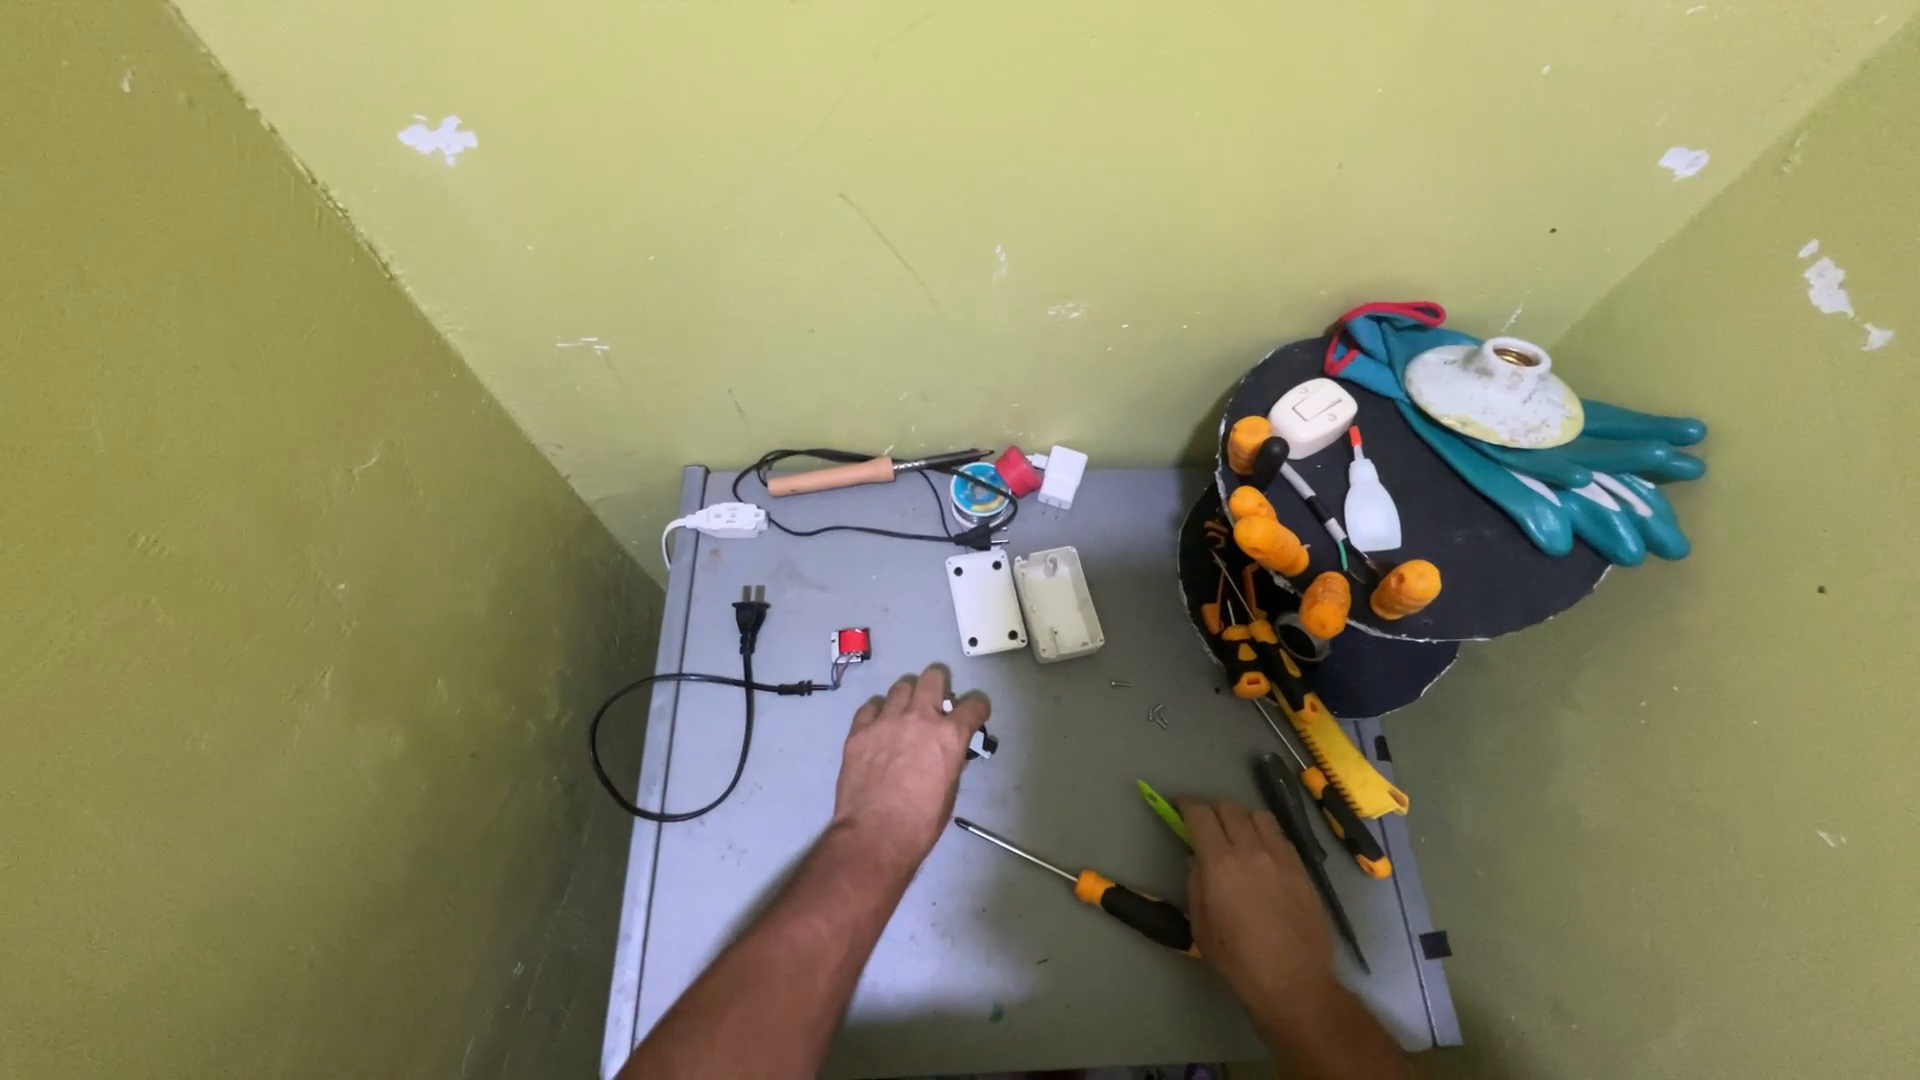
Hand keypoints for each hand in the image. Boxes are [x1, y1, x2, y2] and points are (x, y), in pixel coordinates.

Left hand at [831, 666, 987, 871]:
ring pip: (900, 687)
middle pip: (933, 677)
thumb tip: (951, 754)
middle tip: (936, 702)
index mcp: (949, 735)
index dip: (977, 709)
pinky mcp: (859, 731)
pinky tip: (878, 728)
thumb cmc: (921, 822)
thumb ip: (951, 763)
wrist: (875, 835)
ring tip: (904, 715)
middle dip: (939, 685)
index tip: (975, 714)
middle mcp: (919, 718)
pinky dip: (877, 713)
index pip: (974, 704)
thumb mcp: (949, 791)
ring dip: (907, 698)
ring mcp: (886, 721)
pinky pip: (870, 707)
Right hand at [1178, 797, 1335, 1023]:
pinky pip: (1281, 836)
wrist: (1296, 984)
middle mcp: (1250, 850)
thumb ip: (1195, 884)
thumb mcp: (1200, 926)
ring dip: (1243, 819)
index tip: (1179, 807)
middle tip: (1208, 827)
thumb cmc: (1239, 961)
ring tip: (1240, 837)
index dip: (1186, 805)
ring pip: (1258, 815)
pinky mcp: (1303, 869)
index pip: (1200, 814)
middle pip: (1229, 807)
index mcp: (1220, 863)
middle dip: (1213, 811)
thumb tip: (1198, 860)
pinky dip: (1266, 836)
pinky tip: (1264, 856)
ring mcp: (1280, 857)